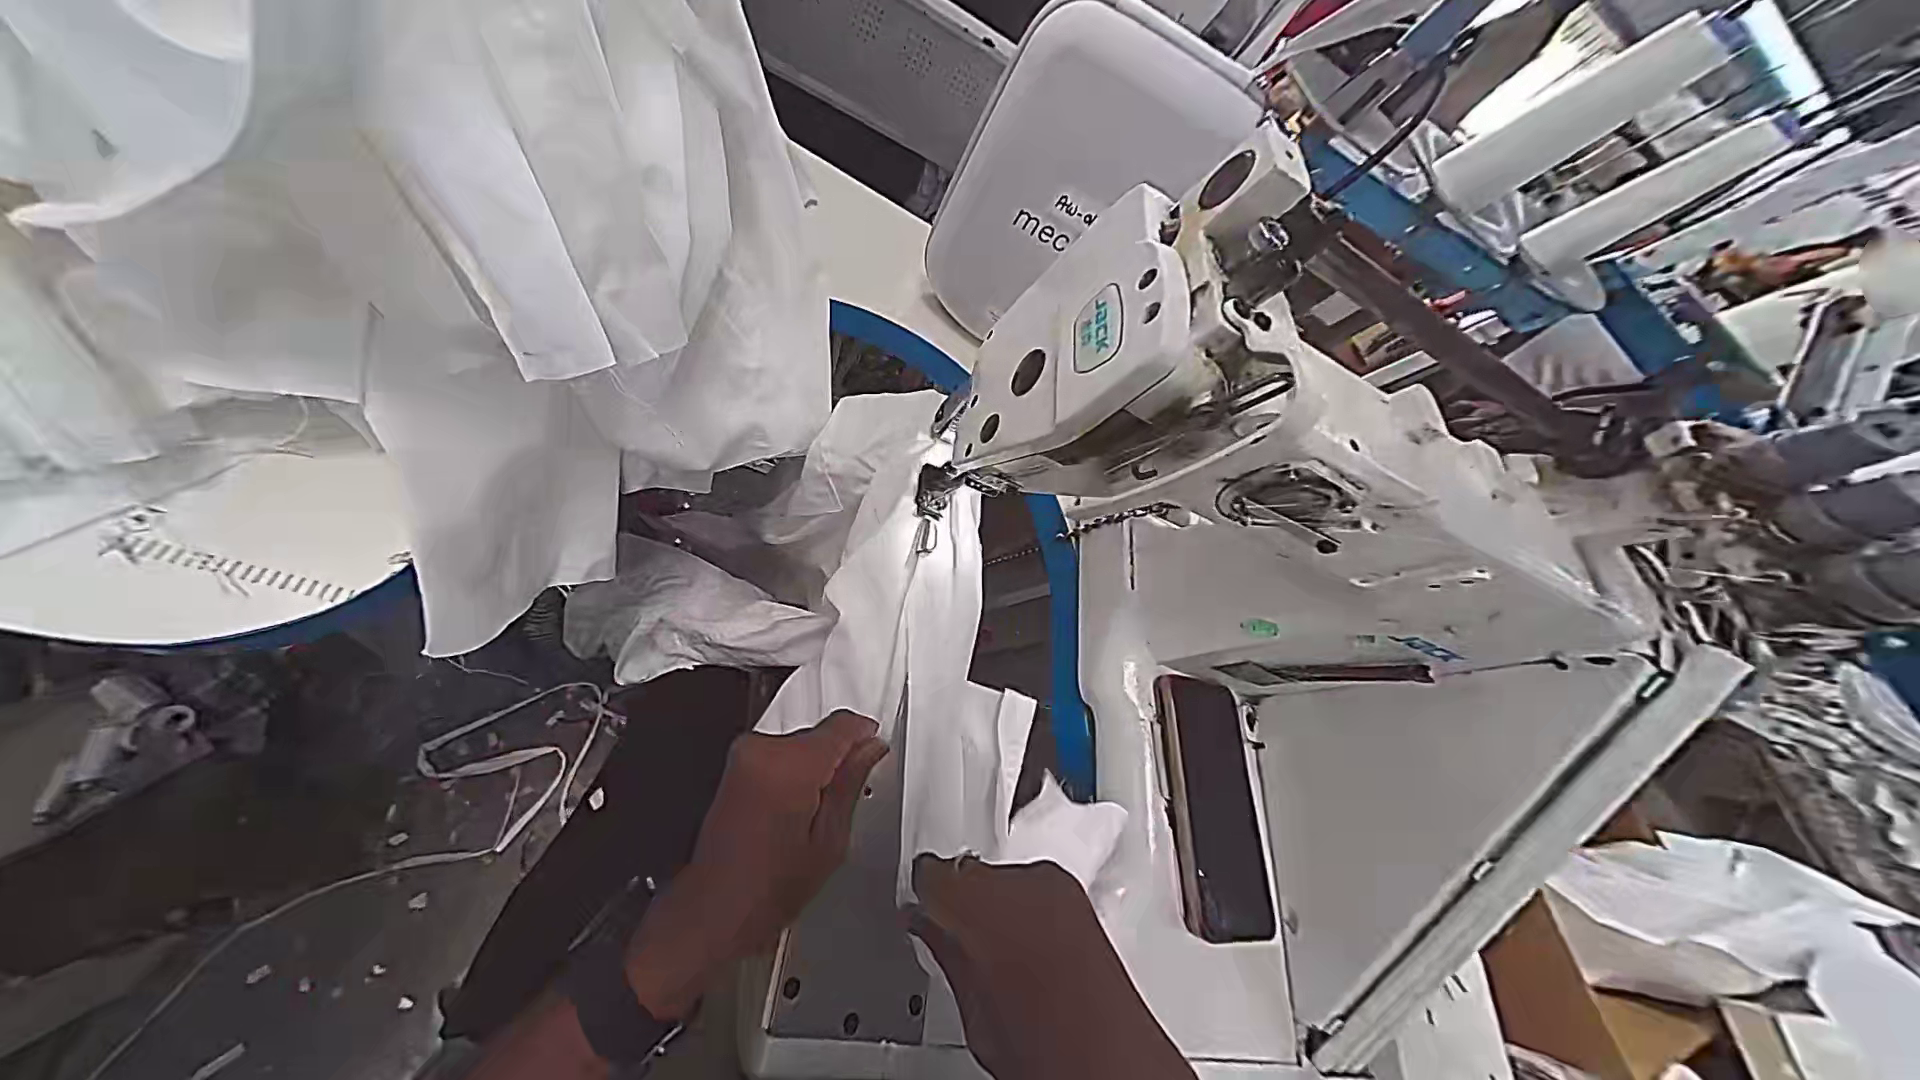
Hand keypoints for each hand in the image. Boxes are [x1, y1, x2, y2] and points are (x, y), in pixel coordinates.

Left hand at [624, 711, 888, 1018]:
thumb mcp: (830, 840)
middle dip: (837, 758)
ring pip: (799, 744)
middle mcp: (762, 751)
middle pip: (819, 734)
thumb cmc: (764, 890)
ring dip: (813, 766)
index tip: (873, 745)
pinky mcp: (733, 767)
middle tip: (843, 798)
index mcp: (791, 766)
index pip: (842, 725)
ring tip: (812, 814)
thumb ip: (852, 783)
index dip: (864, 734)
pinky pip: (778, 755)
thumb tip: (869, 750)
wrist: (714, 910)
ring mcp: (743, 757)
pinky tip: (792, 811)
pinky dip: (791, 773)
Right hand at [910, 856, 1194, 1079]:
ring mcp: (1048, 880)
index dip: (924, 890)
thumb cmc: (1046, 1048)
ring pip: (1000, 874)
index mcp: (974, 904)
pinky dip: (1024, 902)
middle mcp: (1013, 879)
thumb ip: (943, 951)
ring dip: (994, 900)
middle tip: (958, 940)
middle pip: (966, 870)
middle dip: (958, 897)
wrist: (1110, 1060)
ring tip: (1002, 952)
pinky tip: (1029, 944)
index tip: (921, 906)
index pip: (932, 870)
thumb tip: (925, 925)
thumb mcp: (971, 1010)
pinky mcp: (1072, 889)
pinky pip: (1031, 882)